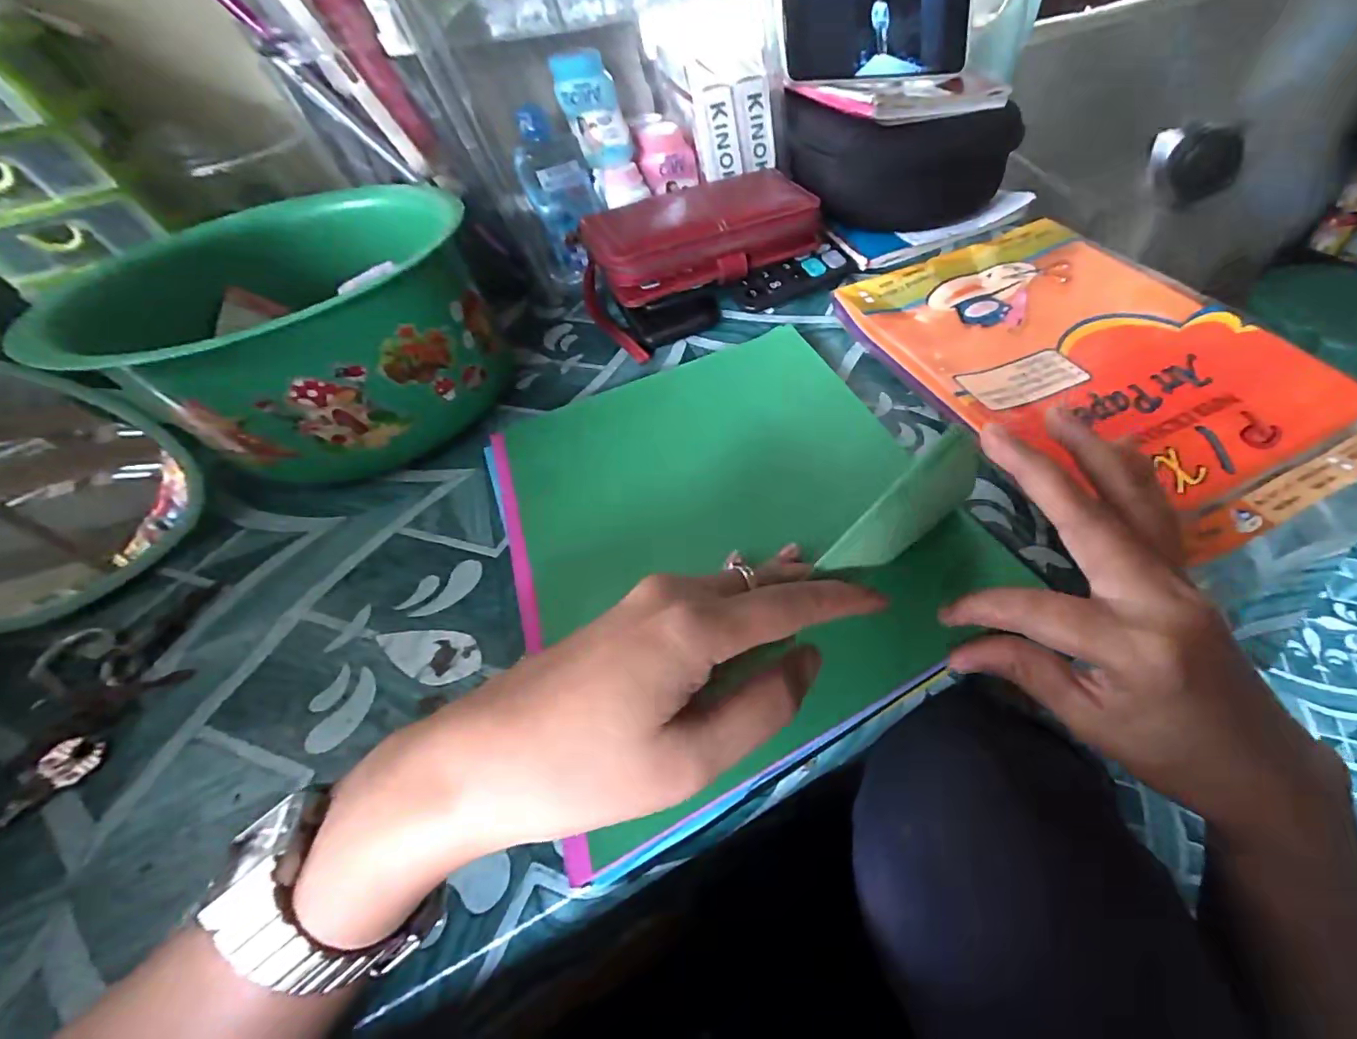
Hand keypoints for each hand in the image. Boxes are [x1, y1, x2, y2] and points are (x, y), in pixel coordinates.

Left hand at [292, 547, 886, 946]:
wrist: (475, 759)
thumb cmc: (585, 772)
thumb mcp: (689, 760)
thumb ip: (760, 706)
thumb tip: (807, 658)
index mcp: (692, 625)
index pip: (786, 603)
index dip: (839, 600)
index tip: (881, 598)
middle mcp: (670, 594)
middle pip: (757, 583)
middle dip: (808, 587)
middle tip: (854, 593)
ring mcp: (640, 599)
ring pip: (726, 586)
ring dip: (772, 591)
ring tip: (813, 592)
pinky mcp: (621, 615)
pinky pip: (699, 597)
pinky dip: (736, 602)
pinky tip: (747, 614)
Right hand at [940, 413, 1348, 841]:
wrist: (1260, 766)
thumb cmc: (1169, 753)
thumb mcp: (1089, 721)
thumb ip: (1026, 671)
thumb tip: (959, 650)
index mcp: (1129, 644)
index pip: (1037, 610)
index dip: (985, 609)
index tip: (948, 616)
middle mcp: (1158, 597)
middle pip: (1091, 521)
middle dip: (1039, 473)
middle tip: (996, 433)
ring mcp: (1181, 580)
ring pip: (1133, 502)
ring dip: (1093, 453)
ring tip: (1059, 415)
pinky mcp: (1189, 577)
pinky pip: (1158, 515)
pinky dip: (1134, 475)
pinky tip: (1119, 446)